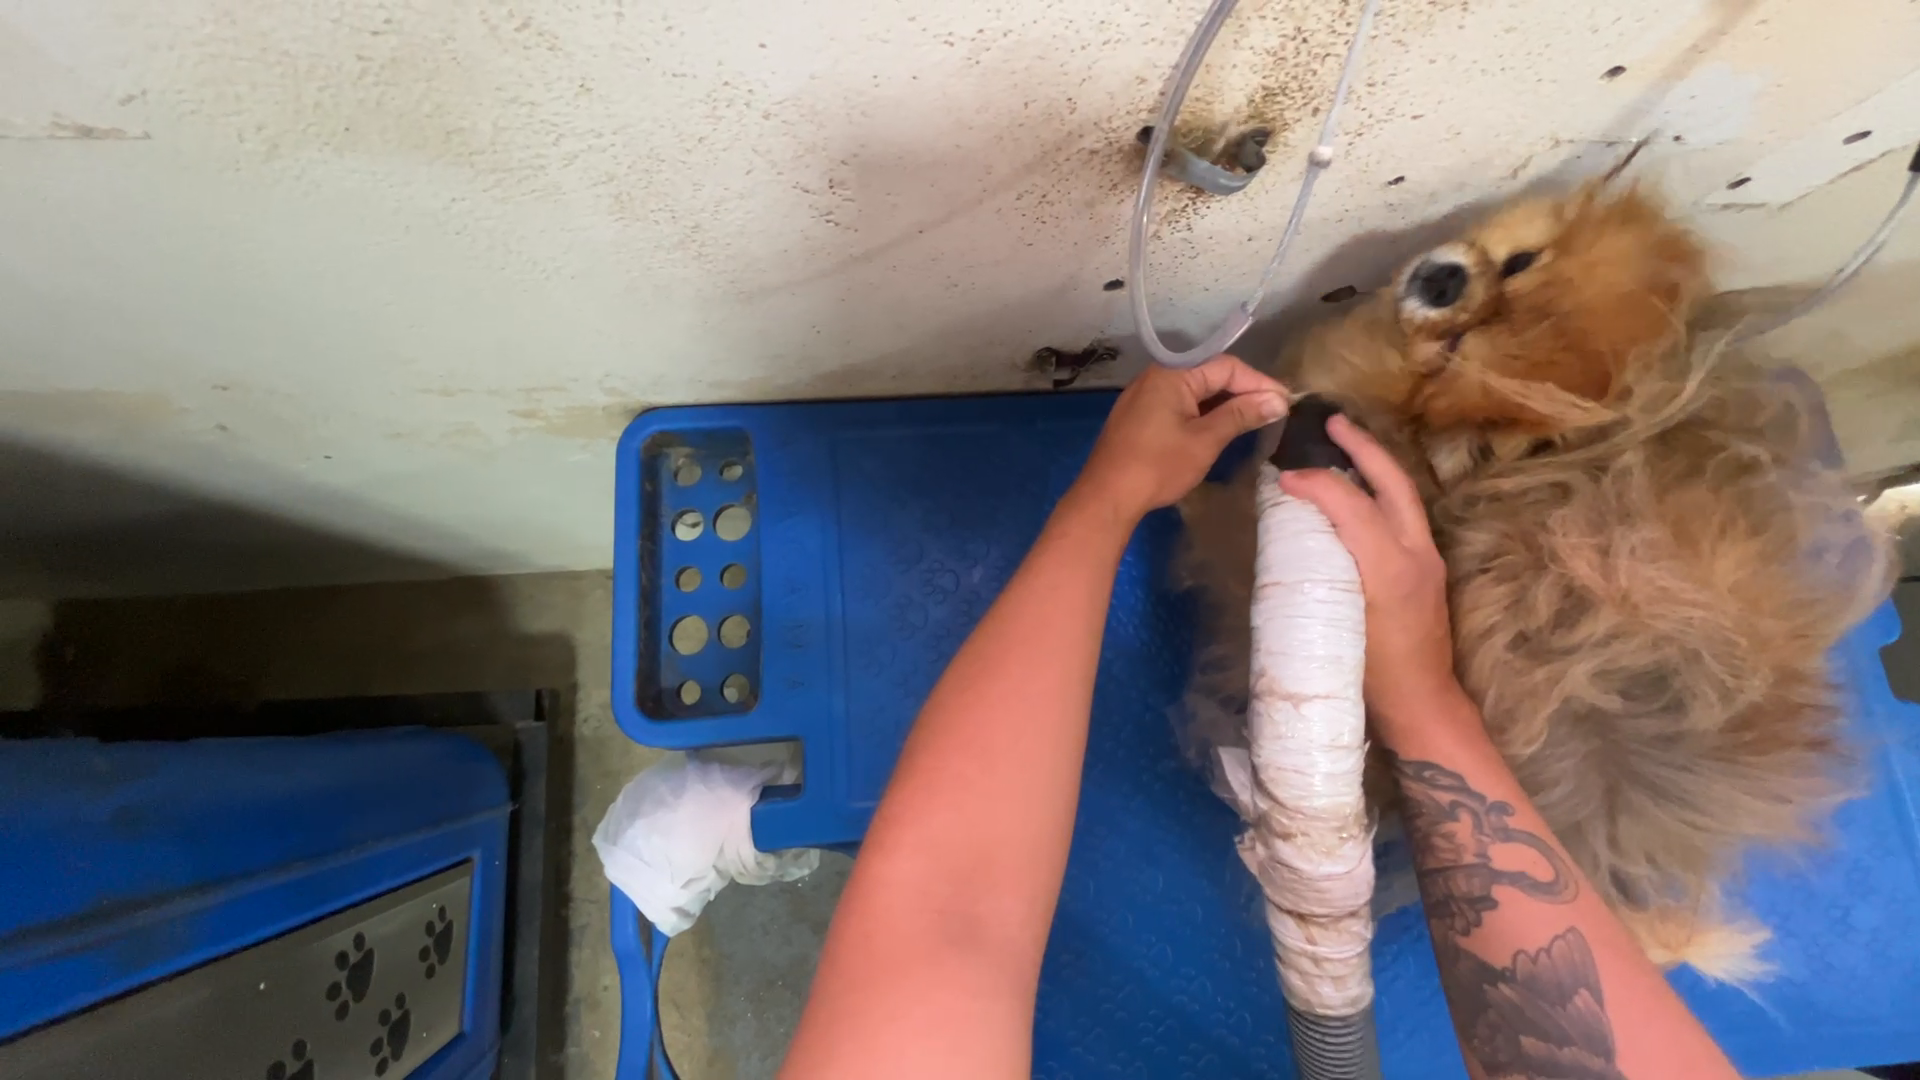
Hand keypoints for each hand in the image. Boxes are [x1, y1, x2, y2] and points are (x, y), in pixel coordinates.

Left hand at [1074, 355, 1288, 522]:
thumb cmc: (1157, 467)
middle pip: (1208, 374)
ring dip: (1223, 403)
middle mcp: (1154, 377)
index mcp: (1170, 374)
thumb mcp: (1204, 440)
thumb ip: (1240, 415)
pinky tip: (1219, 428)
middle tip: (1273, 410)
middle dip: (1242, 391)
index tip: (1284, 402)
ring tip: (1253, 419)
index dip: (1258, 382)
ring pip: (1193, 391)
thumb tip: (1277, 401)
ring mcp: (1143, 397)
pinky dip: (1201, 413)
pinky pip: (1177, 405)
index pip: (1225, 366)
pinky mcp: (1138, 417)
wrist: (1106, 497)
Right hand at [1277, 415, 1466, 738]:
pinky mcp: (1426, 569)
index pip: (1353, 504)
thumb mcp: (1333, 624)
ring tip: (1345, 445)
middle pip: (1393, 483)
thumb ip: (1314, 577)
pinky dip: (1378, 491)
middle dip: (1363, 448)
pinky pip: (1402, 515)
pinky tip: (1357, 493)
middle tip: (1333, 423)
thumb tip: (1289, 539)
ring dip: (1374, 464)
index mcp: (1390, 566)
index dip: (1317, 483)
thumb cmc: (1369, 673)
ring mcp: (1427, 559)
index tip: (1284, 477)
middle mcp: (1416, 553)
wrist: (1421, 704)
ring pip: (1403, 495)